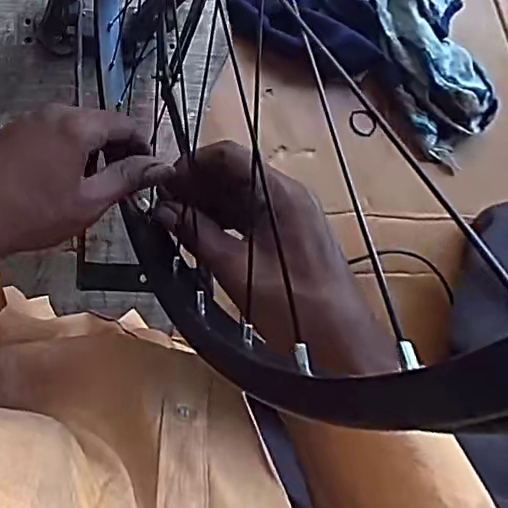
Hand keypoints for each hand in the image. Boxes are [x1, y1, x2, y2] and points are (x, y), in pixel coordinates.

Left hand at [0, 105, 172, 260]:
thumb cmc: (36, 213)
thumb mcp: (90, 200)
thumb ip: (127, 177)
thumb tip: (158, 166)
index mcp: (76, 125)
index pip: (124, 122)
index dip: (141, 144)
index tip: (146, 169)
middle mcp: (54, 112)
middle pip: (98, 120)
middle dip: (115, 146)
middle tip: (120, 180)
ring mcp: (31, 117)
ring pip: (74, 124)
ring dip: (90, 146)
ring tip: (89, 182)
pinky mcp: (15, 128)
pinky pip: (51, 128)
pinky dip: (65, 144)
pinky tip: (61, 174)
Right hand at [155, 142, 397, 375]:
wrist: (346, 353)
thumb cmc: (295, 309)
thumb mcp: (235, 268)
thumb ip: (196, 233)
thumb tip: (161, 210)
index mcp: (280, 193)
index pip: (228, 155)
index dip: (191, 163)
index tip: (163, 181)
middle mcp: (287, 195)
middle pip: (231, 171)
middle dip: (194, 184)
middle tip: (162, 202)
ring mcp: (289, 213)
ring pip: (237, 192)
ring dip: (204, 201)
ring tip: (173, 218)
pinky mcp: (288, 232)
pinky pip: (247, 211)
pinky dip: (220, 217)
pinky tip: (197, 232)